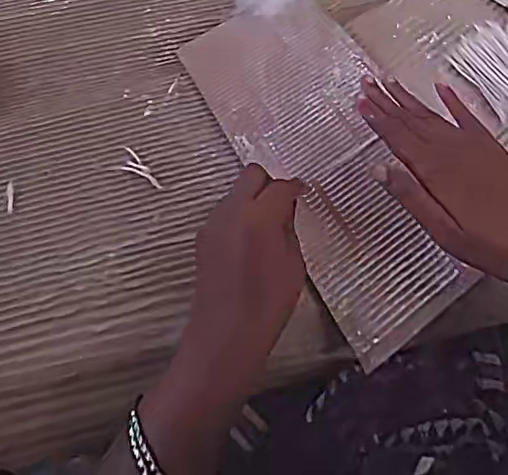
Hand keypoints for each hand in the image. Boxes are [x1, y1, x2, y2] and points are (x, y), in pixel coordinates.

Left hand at [185, 165, 305, 379]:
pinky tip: (248, 241)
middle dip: (270, 182)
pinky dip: (240, 214)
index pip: (279, 185)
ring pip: (236, 190)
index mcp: (259, 217)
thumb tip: (287, 207)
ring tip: (266, 227)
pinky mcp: (203, 232)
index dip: (294, 187)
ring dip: (252, 198)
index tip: (303, 192)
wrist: (225, 332)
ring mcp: (214, 220)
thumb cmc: (268, 305)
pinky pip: (226, 210)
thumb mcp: (293, 266)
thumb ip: (289, 228)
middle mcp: (232, 210)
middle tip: (283, 204)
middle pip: (252, 174)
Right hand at [359, 79, 507, 317]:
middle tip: (366, 81)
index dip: (377, 118)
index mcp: (435, 170)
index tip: (359, 101)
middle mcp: (451, 150)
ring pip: (432, 115)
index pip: (398, 137)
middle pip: (411, 120)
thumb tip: (378, 168)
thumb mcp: (445, 232)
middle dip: (386, 100)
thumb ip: (411, 197)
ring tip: (390, 81)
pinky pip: (466, 117)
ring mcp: (473, 146)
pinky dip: (452, 101)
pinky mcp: (491, 149)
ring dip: (409, 98)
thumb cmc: (494, 246)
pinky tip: (442, 88)